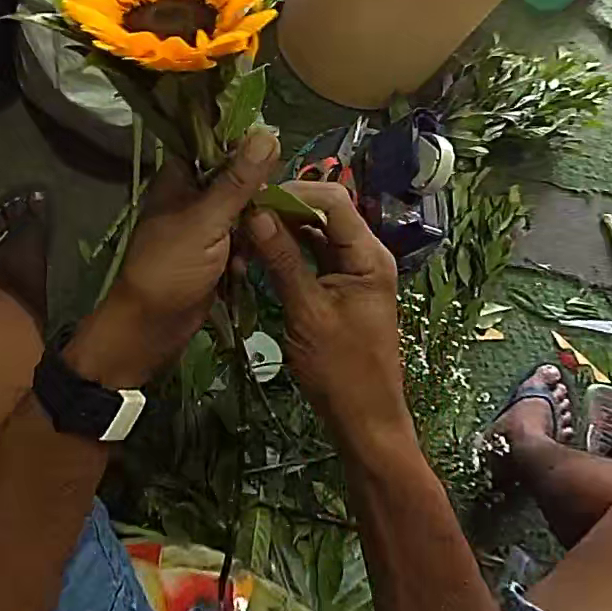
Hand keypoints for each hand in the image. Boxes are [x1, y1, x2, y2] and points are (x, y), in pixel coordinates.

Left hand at [65, 130, 279, 388]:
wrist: (151, 327)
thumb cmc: (170, 267)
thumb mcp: (206, 220)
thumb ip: (238, 180)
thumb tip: (268, 134)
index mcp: (180, 177)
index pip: (216, 145)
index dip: (246, 146)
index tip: (277, 153)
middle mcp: (192, 195)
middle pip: (236, 179)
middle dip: (257, 193)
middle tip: (276, 204)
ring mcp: (204, 225)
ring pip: (243, 211)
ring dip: (255, 226)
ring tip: (258, 240)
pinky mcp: (215, 252)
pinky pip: (242, 239)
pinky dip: (248, 250)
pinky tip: (246, 264)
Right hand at [241, 182, 408, 444]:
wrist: (364, 419)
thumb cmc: (340, 369)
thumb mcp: (306, 311)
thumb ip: (282, 258)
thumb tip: (255, 212)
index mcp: (368, 255)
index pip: (334, 199)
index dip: (294, 191)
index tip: (255, 197)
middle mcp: (365, 254)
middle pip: (326, 211)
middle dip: (285, 207)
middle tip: (244, 211)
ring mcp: (353, 270)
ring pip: (317, 232)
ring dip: (284, 227)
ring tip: (246, 226)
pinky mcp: (340, 285)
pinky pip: (314, 254)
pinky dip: (289, 249)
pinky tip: (261, 249)